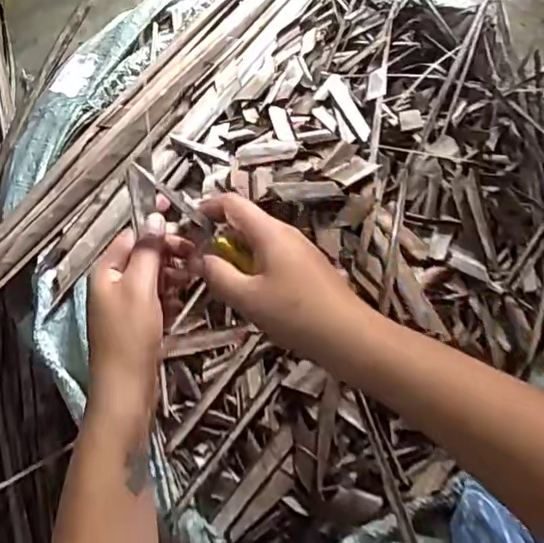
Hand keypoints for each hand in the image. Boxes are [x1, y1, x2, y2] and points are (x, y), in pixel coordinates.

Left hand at [86, 210, 182, 431]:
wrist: (126, 394)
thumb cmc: (131, 337)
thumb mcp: (140, 287)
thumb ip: (147, 251)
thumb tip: (153, 217)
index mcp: (105, 270)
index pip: (131, 235)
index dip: (156, 226)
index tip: (182, 218)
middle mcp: (110, 283)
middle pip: (142, 256)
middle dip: (167, 253)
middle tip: (195, 256)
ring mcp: (122, 306)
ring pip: (150, 278)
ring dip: (170, 276)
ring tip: (192, 279)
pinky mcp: (135, 325)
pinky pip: (153, 300)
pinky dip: (167, 298)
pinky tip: (180, 304)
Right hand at [194, 193, 366, 355]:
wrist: (353, 340)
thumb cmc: (297, 316)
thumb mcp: (248, 299)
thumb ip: (218, 275)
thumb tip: (201, 260)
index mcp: (269, 232)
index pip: (232, 203)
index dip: (208, 207)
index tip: (190, 222)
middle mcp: (285, 233)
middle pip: (245, 221)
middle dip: (220, 237)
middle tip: (202, 260)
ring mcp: (299, 249)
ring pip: (258, 240)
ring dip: (237, 254)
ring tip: (225, 280)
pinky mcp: (308, 267)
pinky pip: (272, 255)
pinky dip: (254, 265)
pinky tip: (254, 294)